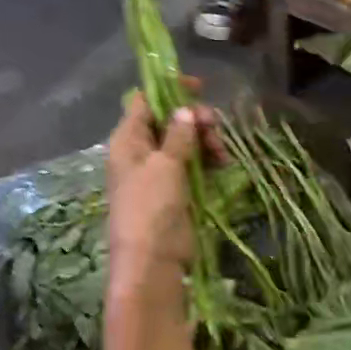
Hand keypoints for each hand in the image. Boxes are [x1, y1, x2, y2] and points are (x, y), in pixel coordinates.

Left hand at [106, 93, 214, 273]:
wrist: (152, 261)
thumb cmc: (151, 206)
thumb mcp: (165, 164)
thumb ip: (178, 134)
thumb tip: (185, 110)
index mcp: (128, 139)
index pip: (145, 101)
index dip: (169, 90)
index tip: (198, 88)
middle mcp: (141, 151)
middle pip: (169, 120)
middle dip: (194, 119)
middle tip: (215, 127)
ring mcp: (159, 171)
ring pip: (184, 142)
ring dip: (205, 140)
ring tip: (221, 153)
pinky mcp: (175, 190)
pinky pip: (193, 164)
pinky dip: (207, 160)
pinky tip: (223, 164)